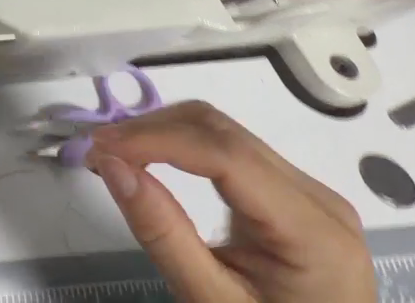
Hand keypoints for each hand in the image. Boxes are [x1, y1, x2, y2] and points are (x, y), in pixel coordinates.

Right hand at [87, 102, 375, 302]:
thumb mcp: (211, 301)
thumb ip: (162, 234)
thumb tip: (109, 164)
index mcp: (312, 231)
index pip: (225, 155)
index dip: (156, 140)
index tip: (98, 147)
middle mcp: (316, 196)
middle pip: (220, 131)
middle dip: (150, 130)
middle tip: (97, 151)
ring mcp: (306, 190)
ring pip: (218, 129)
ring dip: (159, 131)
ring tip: (115, 153)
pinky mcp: (289, 191)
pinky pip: (225, 146)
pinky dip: (177, 142)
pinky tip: (148, 158)